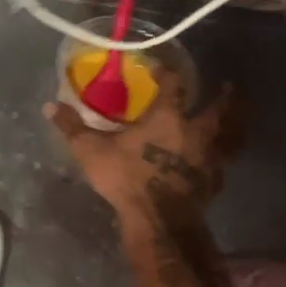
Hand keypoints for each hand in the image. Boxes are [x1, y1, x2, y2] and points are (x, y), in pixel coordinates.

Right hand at [44, 70, 237, 224]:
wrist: (159, 219)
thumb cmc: (126, 176)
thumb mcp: (90, 149)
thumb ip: (72, 127)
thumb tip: (49, 106)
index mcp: (168, 117)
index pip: (174, 86)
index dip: (168, 73)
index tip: (162, 67)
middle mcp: (195, 132)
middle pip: (218, 110)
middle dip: (224, 98)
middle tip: (229, 87)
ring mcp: (209, 159)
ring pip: (230, 137)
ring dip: (234, 126)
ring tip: (236, 120)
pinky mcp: (213, 183)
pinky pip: (222, 165)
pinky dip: (222, 158)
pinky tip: (216, 161)